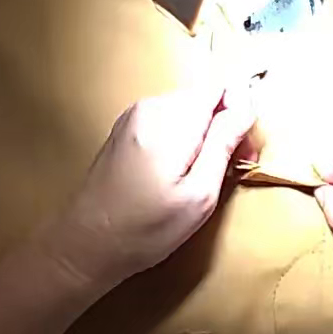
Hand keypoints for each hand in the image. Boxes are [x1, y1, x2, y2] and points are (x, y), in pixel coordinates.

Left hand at [44, 86, 255, 295]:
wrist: (85, 245)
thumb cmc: (146, 229)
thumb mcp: (199, 194)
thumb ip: (224, 143)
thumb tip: (247, 106)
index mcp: (169, 119)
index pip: (221, 88)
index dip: (241, 115)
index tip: (243, 152)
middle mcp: (150, 106)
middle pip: (205, 98)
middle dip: (224, 127)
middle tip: (228, 170)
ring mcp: (134, 115)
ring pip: (188, 109)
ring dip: (204, 135)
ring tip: (202, 176)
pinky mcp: (126, 128)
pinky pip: (168, 120)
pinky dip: (183, 139)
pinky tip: (178, 172)